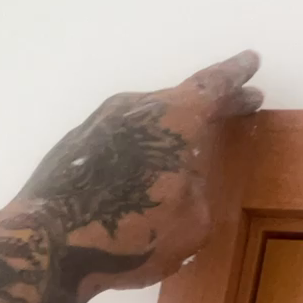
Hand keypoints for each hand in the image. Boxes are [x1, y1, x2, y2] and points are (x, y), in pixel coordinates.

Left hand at [17, 51, 263, 292]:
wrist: (51, 240)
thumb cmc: (134, 234)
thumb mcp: (192, 225)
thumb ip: (198, 194)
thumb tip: (185, 183)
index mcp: (172, 120)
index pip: (212, 87)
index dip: (235, 76)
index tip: (251, 61)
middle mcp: (136, 109)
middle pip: (181, 99)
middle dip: (215, 102)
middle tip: (240, 103)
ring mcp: (102, 123)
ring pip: (152, 118)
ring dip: (177, 127)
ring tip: (196, 142)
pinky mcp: (79, 144)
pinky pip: (128, 138)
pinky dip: (148, 145)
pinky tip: (152, 170)